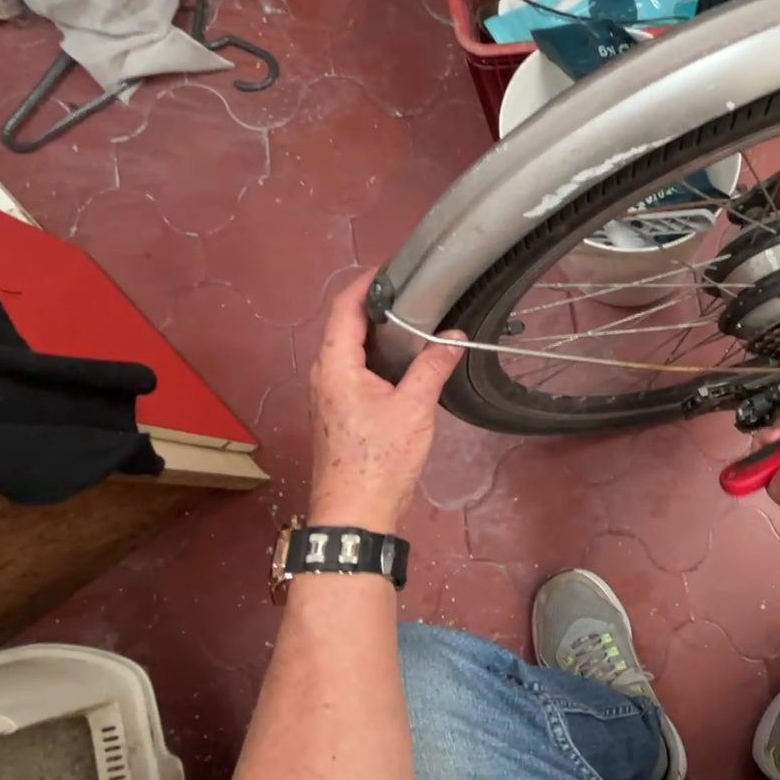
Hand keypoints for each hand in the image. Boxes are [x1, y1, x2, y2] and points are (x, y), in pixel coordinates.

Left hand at [306, 271, 465, 533]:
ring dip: (379, 334)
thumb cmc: (379, 457)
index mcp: (335, 366)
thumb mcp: (414, 409)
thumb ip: (433, 368)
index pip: (343, 310)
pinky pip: (357, 370)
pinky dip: (379, 356)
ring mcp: (330, 394)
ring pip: (351, 350)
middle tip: (415, 295)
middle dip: (376, 307)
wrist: (356, 509)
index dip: (364, 286)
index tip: (391, 270)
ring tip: (416, 322)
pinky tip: (408, 362)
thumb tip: (454, 337)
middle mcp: (325, 374)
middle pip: (344, 327)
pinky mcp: (341, 411)